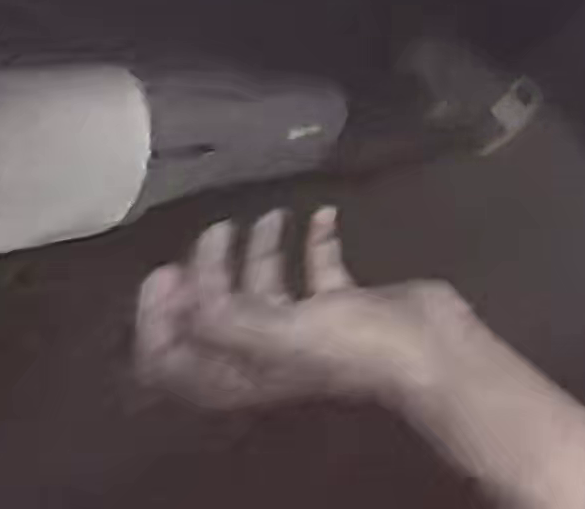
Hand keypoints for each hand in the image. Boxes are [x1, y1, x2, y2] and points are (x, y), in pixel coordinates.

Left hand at [134, 207, 480, 409]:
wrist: (425, 341)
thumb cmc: (348, 345)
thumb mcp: (278, 335)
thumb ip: (225, 318)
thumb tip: (193, 293)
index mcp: (232, 371)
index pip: (172, 348)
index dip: (159, 314)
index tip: (168, 267)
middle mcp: (260, 349)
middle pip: (220, 309)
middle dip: (213, 270)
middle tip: (218, 230)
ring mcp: (306, 323)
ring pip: (271, 284)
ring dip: (266, 249)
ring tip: (272, 214)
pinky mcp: (346, 300)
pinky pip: (322, 268)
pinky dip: (320, 241)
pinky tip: (325, 215)